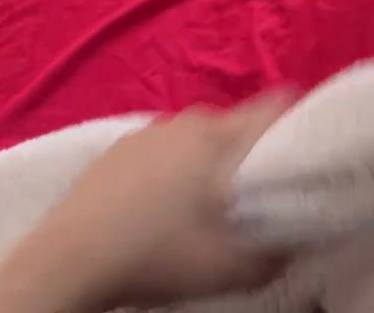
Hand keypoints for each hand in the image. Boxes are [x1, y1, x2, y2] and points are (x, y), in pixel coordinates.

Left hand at [54, 93, 291, 307]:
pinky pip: (165, 148)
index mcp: (220, 134)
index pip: (276, 105)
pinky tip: (160, 206)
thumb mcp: (229, 267)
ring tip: (203, 206)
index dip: (297, 122)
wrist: (67, 261)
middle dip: (250, 154)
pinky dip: (173, 169)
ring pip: (198, 137)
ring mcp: (150, 130)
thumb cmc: (157, 255)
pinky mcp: (119, 148)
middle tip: (254, 194)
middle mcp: (188, 119)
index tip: (306, 150)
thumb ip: (275, 251)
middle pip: (236, 125)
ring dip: (208, 162)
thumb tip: (294, 240)